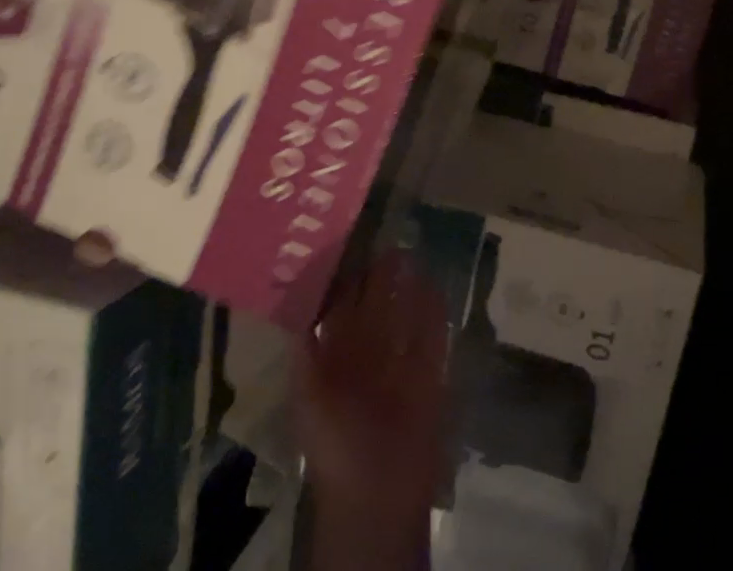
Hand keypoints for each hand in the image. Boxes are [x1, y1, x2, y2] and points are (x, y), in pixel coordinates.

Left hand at [295, 251, 448, 567]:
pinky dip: (433, 314)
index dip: (339, 285)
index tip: (344, 248)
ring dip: (405, 291)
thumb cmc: (333, 444)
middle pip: (370, 311)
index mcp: (331, 364)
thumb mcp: (307, 394)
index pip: (334, 314)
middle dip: (375, 280)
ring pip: (401, 320)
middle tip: (382, 241)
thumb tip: (298, 306)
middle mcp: (363, 359)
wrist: (377, 490)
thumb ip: (306, 351)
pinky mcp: (428, 375)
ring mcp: (397, 366)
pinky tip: (434, 286)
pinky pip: (430, 338)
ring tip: (410, 253)